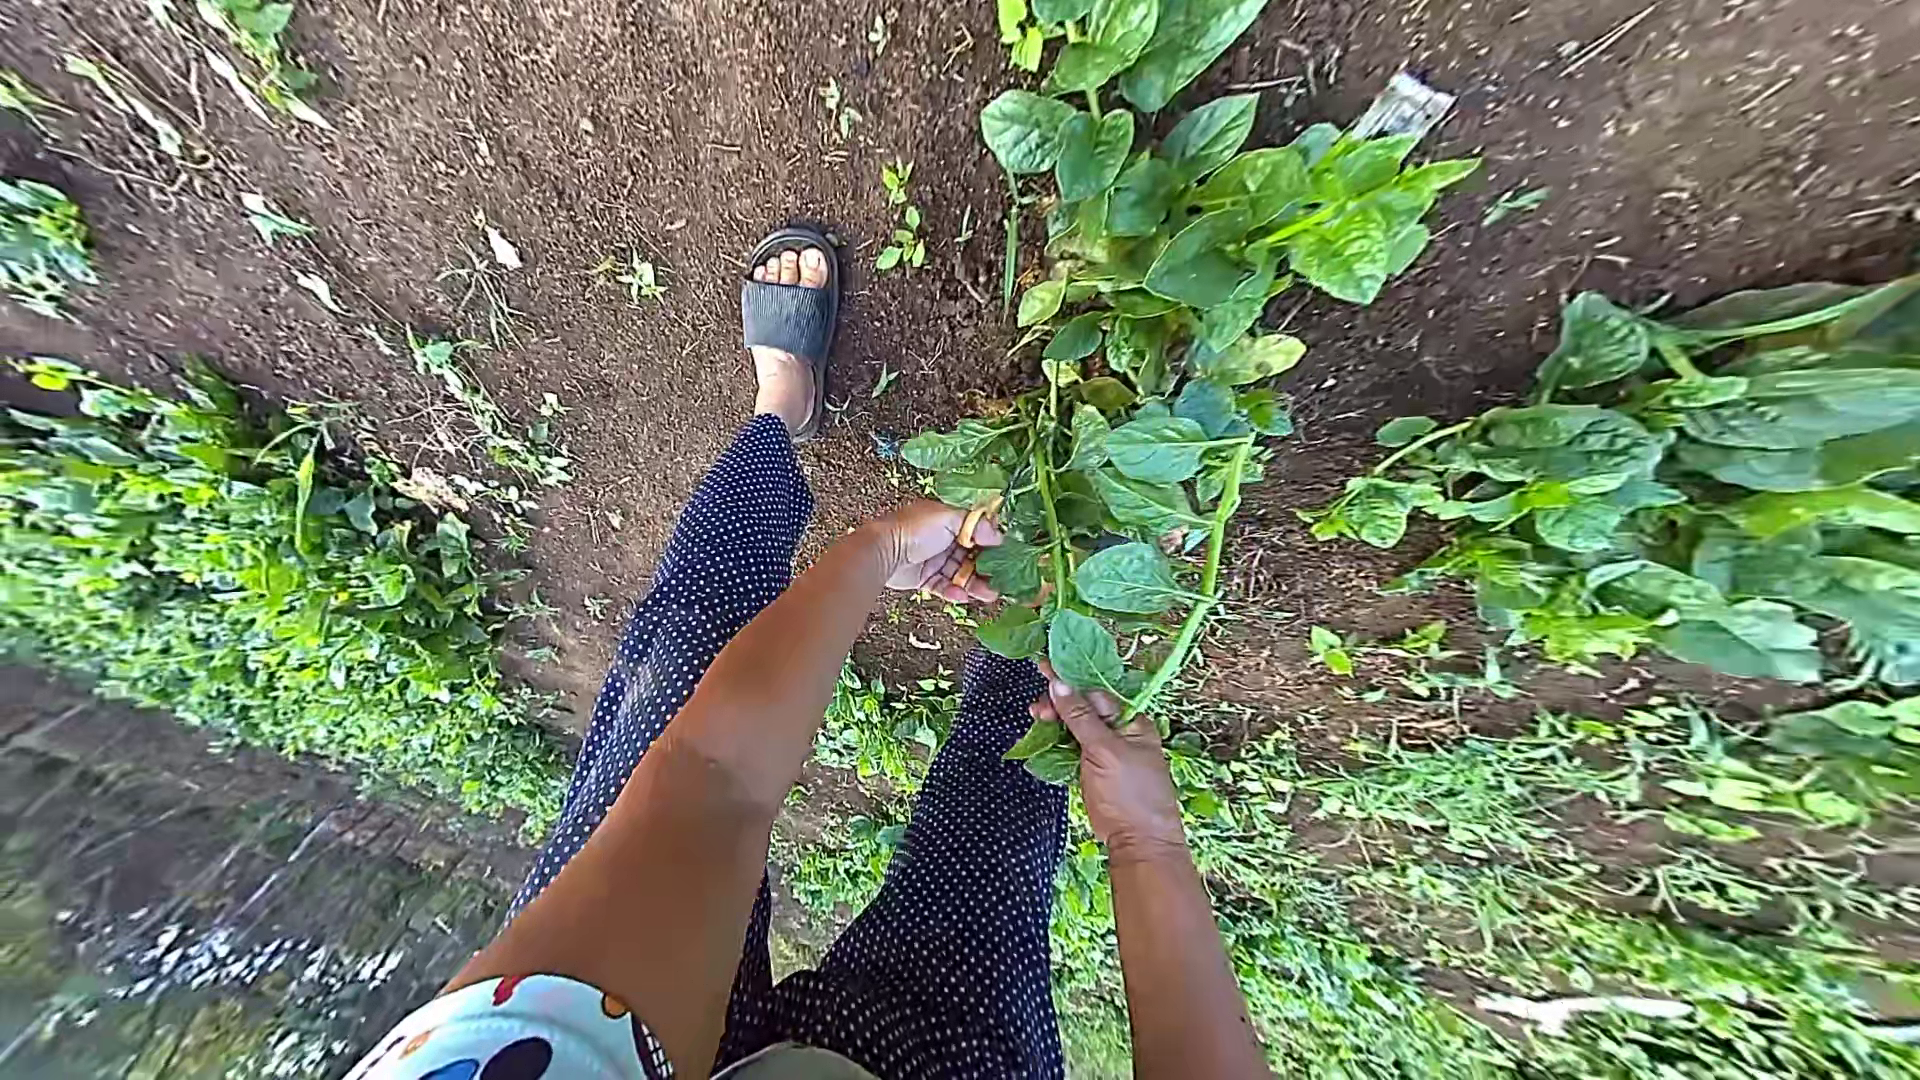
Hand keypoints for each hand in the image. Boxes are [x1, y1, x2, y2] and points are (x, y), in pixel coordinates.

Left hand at [864, 500, 1002, 600]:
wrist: (883, 551)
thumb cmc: (914, 529)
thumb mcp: (949, 517)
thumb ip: (975, 524)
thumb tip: (998, 535)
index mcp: (947, 520)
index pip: (975, 532)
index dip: (990, 543)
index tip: (1006, 554)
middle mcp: (941, 540)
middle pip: (970, 556)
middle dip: (986, 569)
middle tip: (1002, 581)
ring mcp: (933, 560)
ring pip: (960, 574)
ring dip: (975, 584)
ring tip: (989, 595)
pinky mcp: (924, 579)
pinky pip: (944, 587)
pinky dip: (954, 592)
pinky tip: (963, 596)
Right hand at [1031, 660, 1186, 858]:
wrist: (1139, 844)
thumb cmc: (1130, 794)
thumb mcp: (1104, 750)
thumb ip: (1080, 716)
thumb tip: (1059, 683)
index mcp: (1131, 721)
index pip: (1095, 692)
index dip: (1070, 681)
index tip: (1044, 665)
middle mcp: (1119, 731)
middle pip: (1083, 707)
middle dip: (1059, 702)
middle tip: (1036, 709)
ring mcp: (1106, 750)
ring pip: (1074, 725)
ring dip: (1055, 719)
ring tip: (1036, 718)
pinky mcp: (1093, 767)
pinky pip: (1071, 744)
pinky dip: (1057, 739)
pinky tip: (1043, 735)